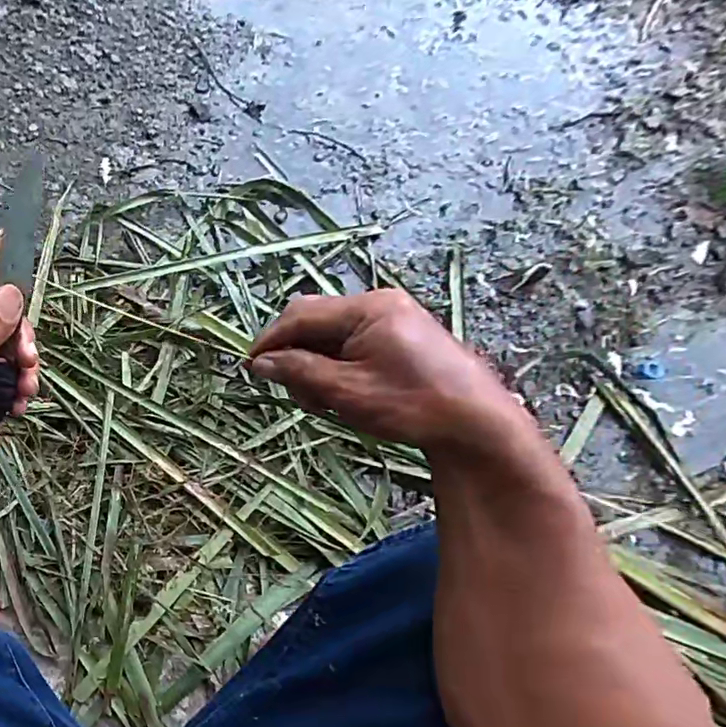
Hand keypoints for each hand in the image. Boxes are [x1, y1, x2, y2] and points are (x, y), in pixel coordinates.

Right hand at [248, 291, 526, 453]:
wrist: (475, 423)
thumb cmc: (411, 405)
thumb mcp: (345, 391)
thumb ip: (298, 371)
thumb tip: (260, 363)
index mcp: (367, 309)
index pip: (300, 315)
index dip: (270, 341)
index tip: (250, 368)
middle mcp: (379, 304)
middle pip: (313, 320)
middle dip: (292, 354)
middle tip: (291, 391)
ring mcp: (391, 319)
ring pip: (329, 335)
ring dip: (312, 365)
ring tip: (321, 402)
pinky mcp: (398, 337)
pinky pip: (350, 344)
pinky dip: (334, 367)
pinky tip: (340, 395)